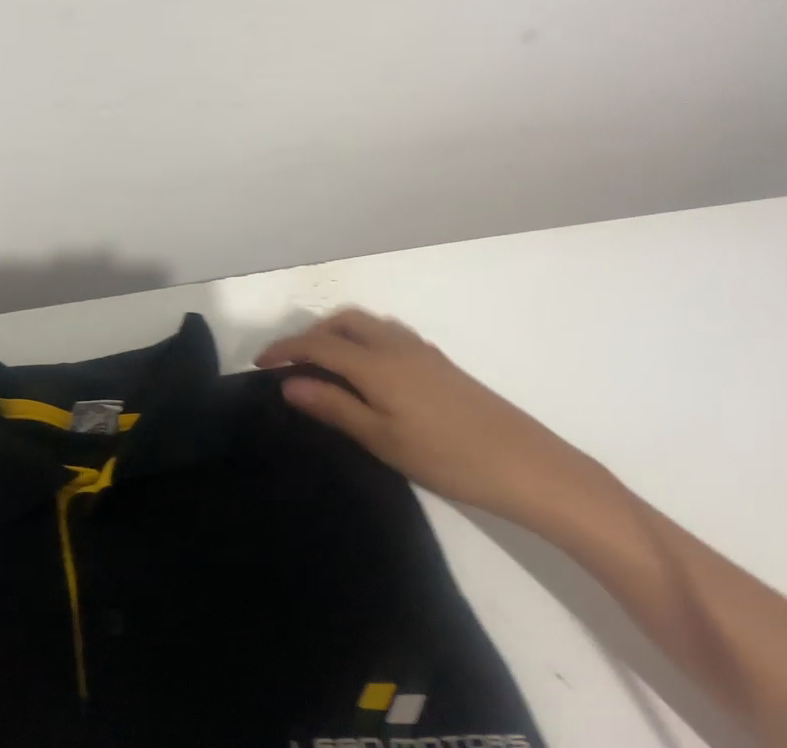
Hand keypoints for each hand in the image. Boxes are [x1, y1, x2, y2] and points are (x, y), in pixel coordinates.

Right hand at [255, 308, 608, 521]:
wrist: (527, 466)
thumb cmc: (447, 458)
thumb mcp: (381, 439)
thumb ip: (333, 406)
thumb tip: (288, 382)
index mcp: (377, 364)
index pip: (318, 344)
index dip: (284, 350)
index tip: (259, 365)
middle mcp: (398, 346)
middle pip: (344, 321)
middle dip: (311, 333)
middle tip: (291, 362)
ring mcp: (423, 352)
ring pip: (369, 324)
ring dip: (339, 333)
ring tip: (324, 365)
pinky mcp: (441, 364)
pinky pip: (389, 334)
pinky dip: (364, 340)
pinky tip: (367, 372)